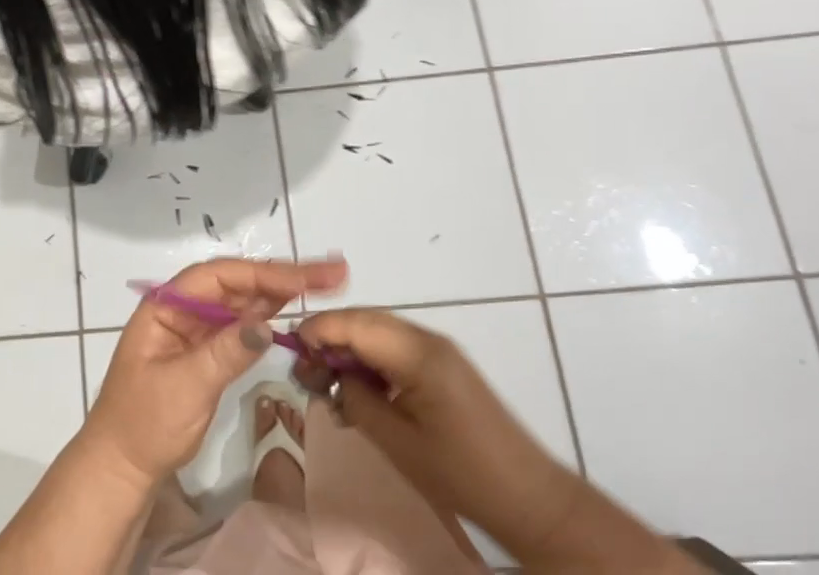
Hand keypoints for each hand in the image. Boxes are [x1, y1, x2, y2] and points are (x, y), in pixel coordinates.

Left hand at [82, 257, 348, 484]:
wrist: (123, 465)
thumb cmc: (145, 423)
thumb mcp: (187, 386)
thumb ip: (226, 352)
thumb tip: (267, 324)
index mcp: (165, 306)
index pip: (219, 277)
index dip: (263, 274)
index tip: (305, 279)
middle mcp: (181, 309)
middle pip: (235, 283)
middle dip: (281, 276)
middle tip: (332, 272)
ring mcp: (195, 330)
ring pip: (242, 301)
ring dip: (280, 291)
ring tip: (325, 281)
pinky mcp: (206, 352)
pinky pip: (240, 326)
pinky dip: (268, 316)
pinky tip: (293, 307)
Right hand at [294, 309, 701, 574]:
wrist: (528, 497)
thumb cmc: (460, 472)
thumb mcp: (395, 440)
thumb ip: (354, 399)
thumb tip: (328, 375)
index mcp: (418, 353)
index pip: (355, 322)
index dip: (318, 330)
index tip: (290, 352)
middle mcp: (428, 340)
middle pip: (365, 321)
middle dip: (330, 339)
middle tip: (304, 372)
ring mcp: (439, 352)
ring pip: (378, 334)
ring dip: (349, 351)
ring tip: (326, 385)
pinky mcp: (444, 368)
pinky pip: (396, 350)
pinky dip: (370, 363)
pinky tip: (358, 392)